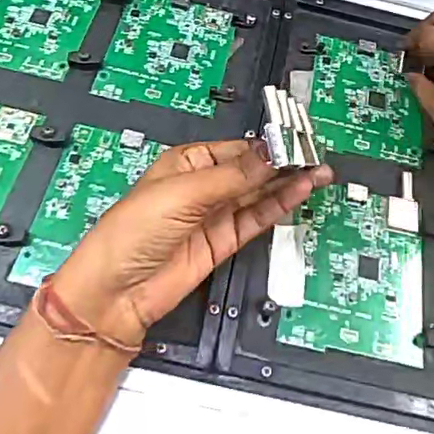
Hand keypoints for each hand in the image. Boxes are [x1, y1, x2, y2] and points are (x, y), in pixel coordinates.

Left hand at [52, 140, 332, 346]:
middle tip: (315, 155)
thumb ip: (232, 176)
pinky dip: (279, 205)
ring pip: (259, 192)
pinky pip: (257, 218)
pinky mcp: (223, 241)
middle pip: (252, 168)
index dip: (268, 144)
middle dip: (283, 161)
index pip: (238, 148)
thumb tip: (269, 154)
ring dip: (288, 182)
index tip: (295, 141)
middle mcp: (204, 184)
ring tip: (318, 172)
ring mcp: (215, 213)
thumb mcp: (183, 193)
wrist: (115, 292)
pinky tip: (299, 192)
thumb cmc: (131, 231)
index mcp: (189, 161)